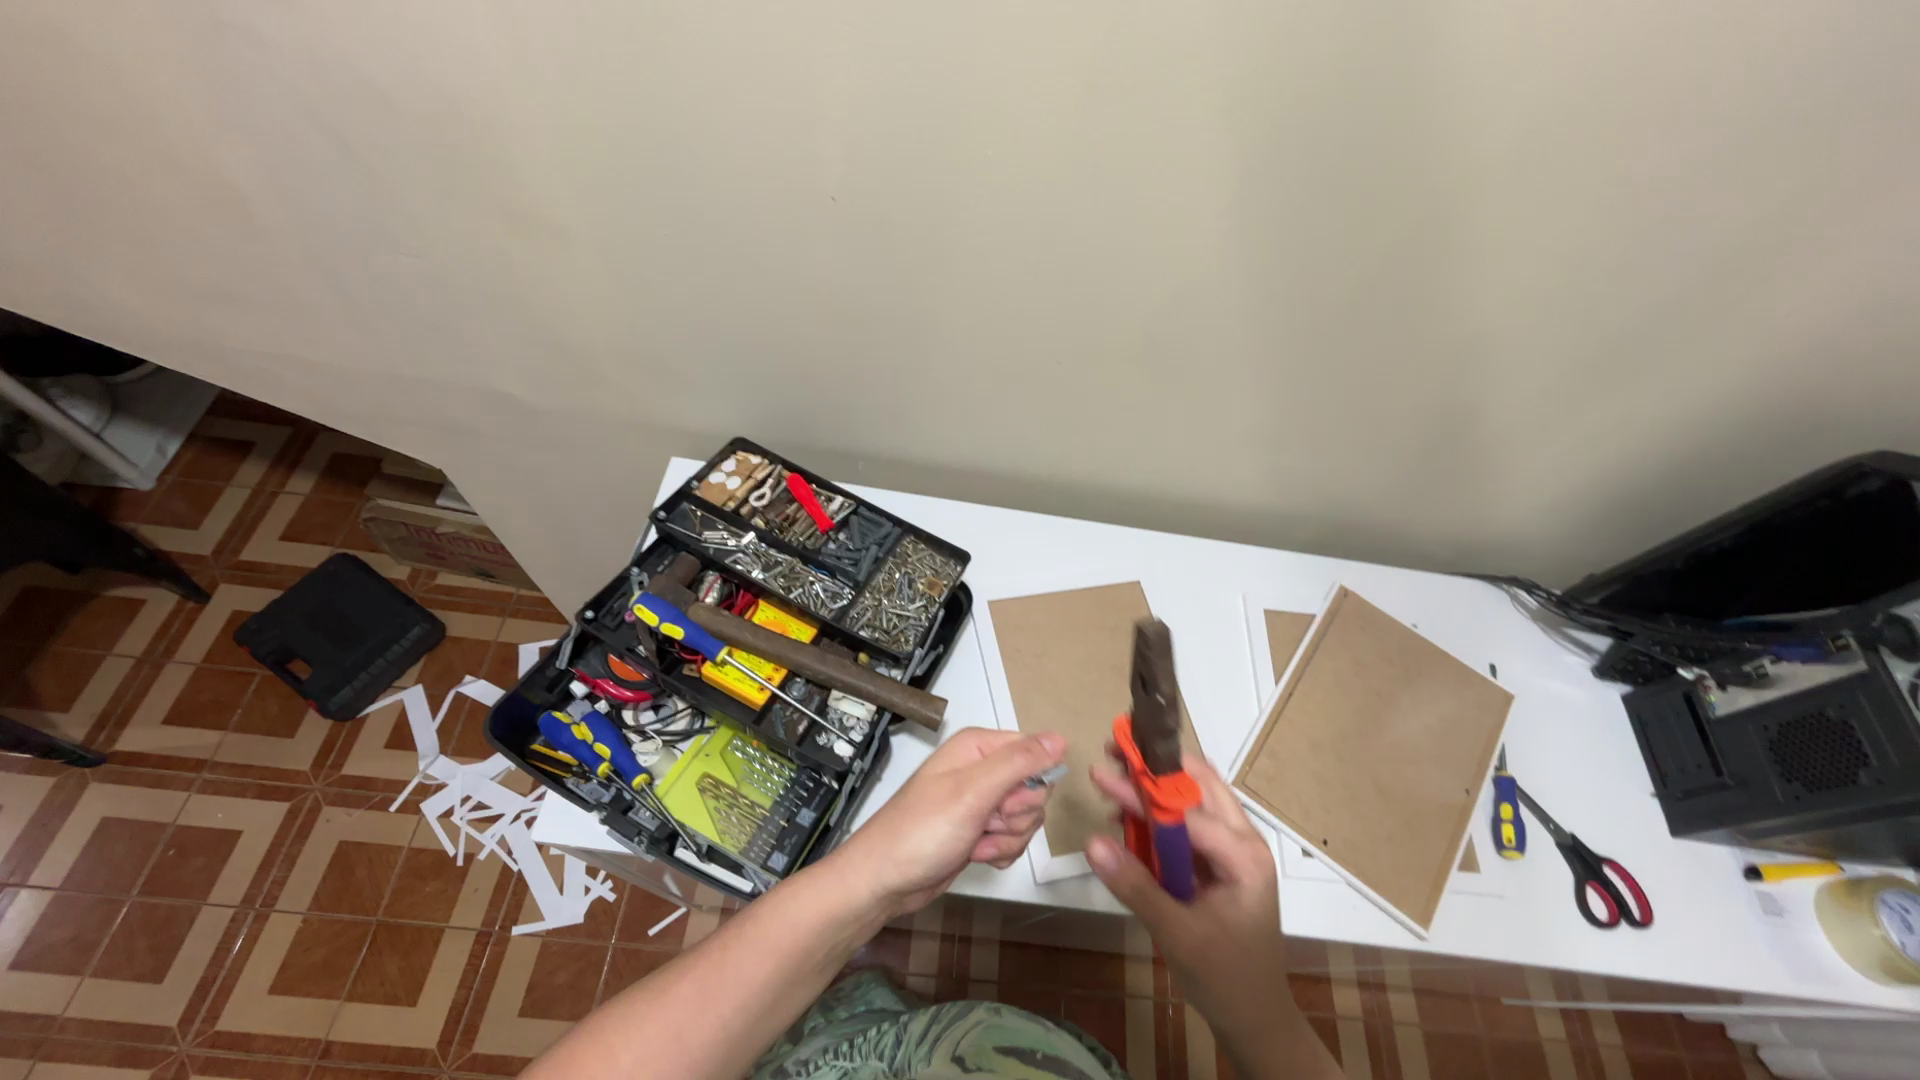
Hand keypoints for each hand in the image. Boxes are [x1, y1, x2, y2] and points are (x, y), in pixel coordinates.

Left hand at [828, 727, 1065, 917]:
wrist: (885, 880)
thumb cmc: (922, 830)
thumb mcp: (972, 792)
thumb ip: (1018, 763)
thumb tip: (1060, 738)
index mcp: (977, 747)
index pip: (1033, 752)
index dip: (1029, 782)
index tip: (1006, 801)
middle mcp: (981, 769)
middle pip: (1033, 788)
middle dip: (1017, 815)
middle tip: (986, 822)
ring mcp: (980, 802)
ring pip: (1027, 818)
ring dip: (1007, 838)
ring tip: (975, 842)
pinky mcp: (980, 831)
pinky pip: (1013, 838)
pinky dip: (1000, 852)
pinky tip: (976, 855)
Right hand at [1087, 749, 1290, 1042]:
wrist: (1256, 1017)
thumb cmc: (1225, 977)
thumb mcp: (1176, 933)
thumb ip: (1135, 885)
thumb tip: (1092, 842)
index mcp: (1243, 856)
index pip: (1186, 810)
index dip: (1143, 790)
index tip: (1104, 770)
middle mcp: (1243, 842)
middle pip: (1199, 785)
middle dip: (1156, 766)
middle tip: (1114, 751)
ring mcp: (1234, 851)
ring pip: (1196, 800)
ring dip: (1157, 786)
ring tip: (1114, 776)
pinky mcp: (1220, 863)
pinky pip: (1189, 825)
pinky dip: (1159, 814)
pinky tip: (1129, 816)